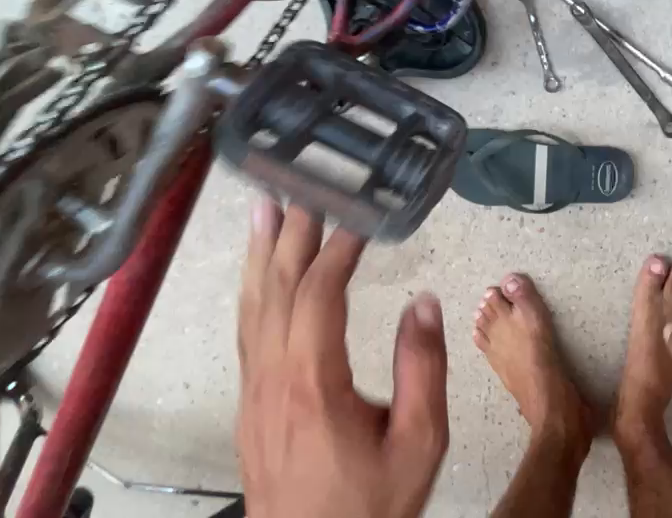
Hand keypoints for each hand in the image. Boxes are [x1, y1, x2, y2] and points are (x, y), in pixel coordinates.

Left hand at [237, 199, 448, 517]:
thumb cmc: (372, 506)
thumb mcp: (420, 442)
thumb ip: (423, 368)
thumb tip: (423, 302)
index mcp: (313, 384)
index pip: (319, 295)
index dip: (337, 248)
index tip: (360, 215)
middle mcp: (273, 381)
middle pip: (276, 291)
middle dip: (290, 233)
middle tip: (301, 186)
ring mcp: (254, 394)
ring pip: (252, 309)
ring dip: (261, 255)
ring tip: (264, 209)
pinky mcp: (251, 406)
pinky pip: (248, 333)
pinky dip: (253, 291)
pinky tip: (260, 275)